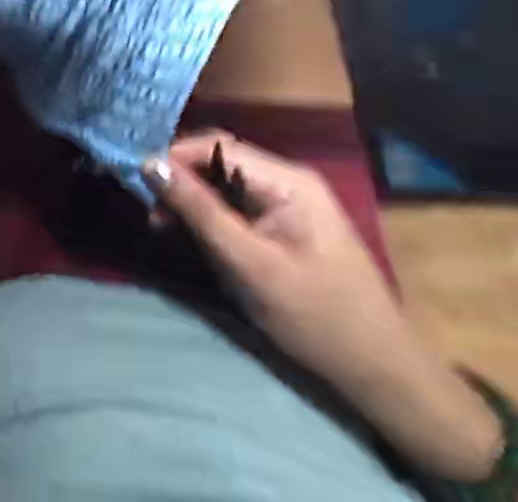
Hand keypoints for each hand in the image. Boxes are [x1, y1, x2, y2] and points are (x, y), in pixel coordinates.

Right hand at [146, 132, 405, 369]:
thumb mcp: (248, 264)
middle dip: (182, 179)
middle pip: (221, 160)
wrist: (380, 372)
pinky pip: (239, 205)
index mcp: (288, 180)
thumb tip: (150, 163)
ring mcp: (290, 202)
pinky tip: (195, 237)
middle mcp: (289, 179)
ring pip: (226, 183)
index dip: (174, 157)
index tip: (137, 181)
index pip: (218, 146)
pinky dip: (212, 216)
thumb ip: (199, 210)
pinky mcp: (286, 225)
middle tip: (150, 212)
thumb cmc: (315, 317)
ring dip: (194, 200)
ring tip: (165, 227)